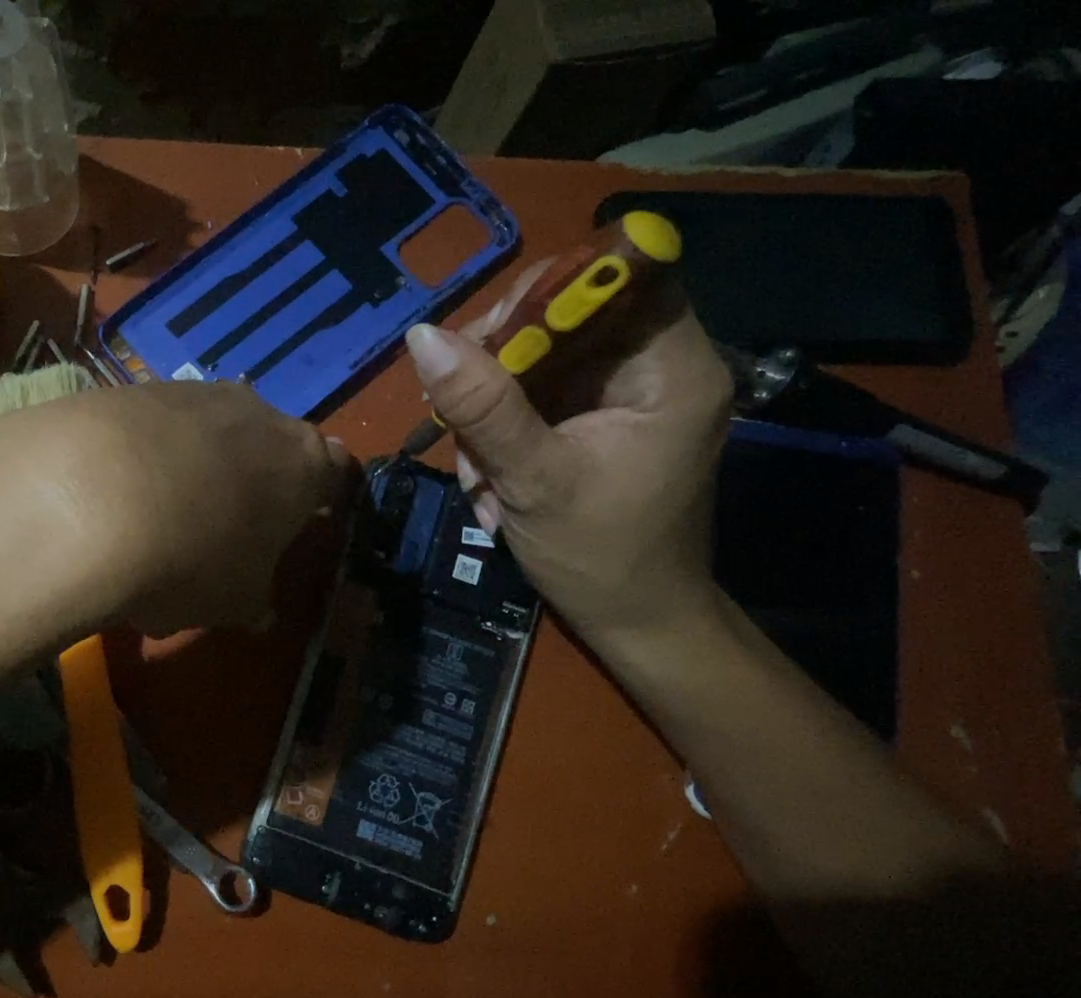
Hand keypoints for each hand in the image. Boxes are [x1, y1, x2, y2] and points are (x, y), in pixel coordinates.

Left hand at [0, 381, 352, 635]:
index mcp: (302, 463)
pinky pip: (149, 425)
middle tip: (221, 525)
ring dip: (192, 463)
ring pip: (205, 429)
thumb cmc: (188, 562)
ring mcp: (191, 392)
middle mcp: (256, 412)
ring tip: (155, 513)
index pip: (333, 473)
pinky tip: (110, 493)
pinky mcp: (130, 387)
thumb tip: (258, 608)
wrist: (86, 502)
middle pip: (266, 444)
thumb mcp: (232, 602)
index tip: (292, 526)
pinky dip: (140, 453)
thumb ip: (253, 599)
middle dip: (249, 479)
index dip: (313, 501)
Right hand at [405, 279, 732, 638]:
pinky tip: (486, 465)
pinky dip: (502, 418)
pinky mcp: (601, 416)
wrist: (635, 620)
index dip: (553, 291)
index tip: (490, 337)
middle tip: (456, 404)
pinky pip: (542, 388)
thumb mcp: (533, 480)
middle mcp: (660, 367)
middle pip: (573, 313)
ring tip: (473, 459)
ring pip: (546, 352)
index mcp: (673, 371)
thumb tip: (421, 337)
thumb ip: (482, 407)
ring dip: (492, 395)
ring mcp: (628, 392)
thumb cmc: (600, 556)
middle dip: (503, 355)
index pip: (624, 280)